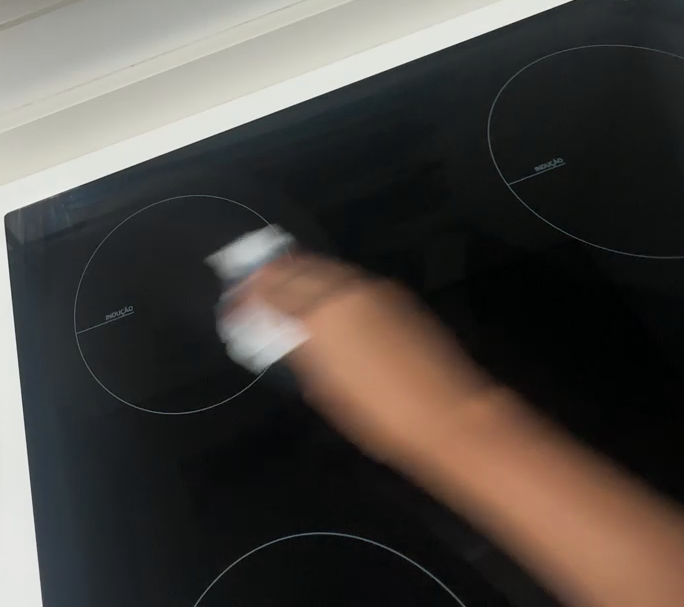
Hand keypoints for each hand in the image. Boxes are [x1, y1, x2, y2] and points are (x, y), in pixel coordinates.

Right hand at [234, 255, 507, 463]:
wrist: (448, 415)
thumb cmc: (381, 417)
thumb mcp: (324, 388)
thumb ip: (296, 351)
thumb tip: (279, 334)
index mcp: (319, 317)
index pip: (270, 291)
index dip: (246, 295)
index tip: (234, 302)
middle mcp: (342, 292)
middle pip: (293, 268)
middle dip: (266, 274)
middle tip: (249, 283)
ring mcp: (370, 289)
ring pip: (320, 267)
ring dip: (295, 272)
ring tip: (279, 283)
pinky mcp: (392, 294)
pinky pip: (345, 277)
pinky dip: (324, 280)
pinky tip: (321, 295)